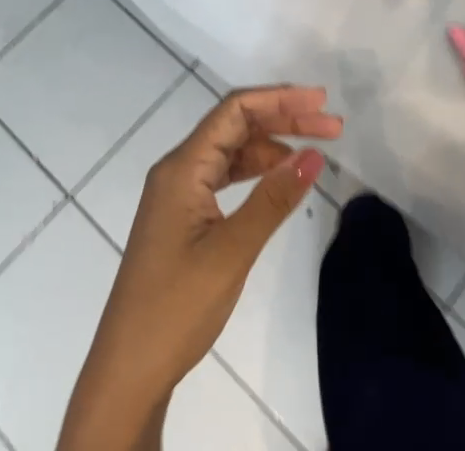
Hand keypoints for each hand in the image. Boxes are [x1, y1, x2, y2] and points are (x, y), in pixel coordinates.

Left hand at [60, 85, 341, 448]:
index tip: (322, 102)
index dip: (280, 99)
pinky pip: (225, 178)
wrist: (130, 366)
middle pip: (235, 126)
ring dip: (273, 144)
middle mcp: (178, 171)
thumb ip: (273, 199)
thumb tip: (315, 154)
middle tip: (333, 125)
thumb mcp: (232, 250)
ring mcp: (179, 195)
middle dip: (284, 118)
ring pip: (232, 152)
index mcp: (182, 168)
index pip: (234, 111)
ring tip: (317, 149)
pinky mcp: (184, 218)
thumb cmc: (177, 306)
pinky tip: (282, 180)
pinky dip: (257, 172)